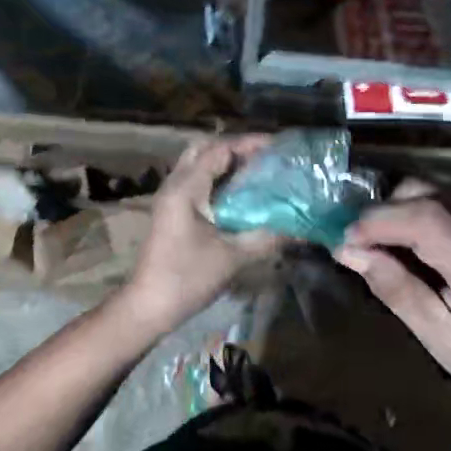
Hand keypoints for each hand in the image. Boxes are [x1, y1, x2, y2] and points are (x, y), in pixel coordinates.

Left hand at [120, 135, 280, 328]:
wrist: (148, 306)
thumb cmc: (187, 279)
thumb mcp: (233, 258)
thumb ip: (267, 238)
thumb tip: (301, 228)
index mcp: (185, 188)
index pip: (219, 150)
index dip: (249, 144)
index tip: (279, 147)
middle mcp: (174, 185)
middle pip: (204, 149)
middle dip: (236, 148)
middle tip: (267, 156)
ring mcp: (170, 198)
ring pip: (198, 164)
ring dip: (226, 162)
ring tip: (258, 170)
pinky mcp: (171, 212)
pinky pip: (196, 182)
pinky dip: (218, 178)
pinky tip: (240, 194)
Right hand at [335, 183, 450, 418]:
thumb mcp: (440, 340)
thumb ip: (397, 290)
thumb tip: (350, 252)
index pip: (426, 218)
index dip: (379, 220)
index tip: (346, 239)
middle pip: (433, 193)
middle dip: (387, 207)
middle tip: (360, 239)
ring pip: (445, 192)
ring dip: (405, 207)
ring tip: (382, 240)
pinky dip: (426, 213)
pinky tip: (414, 242)